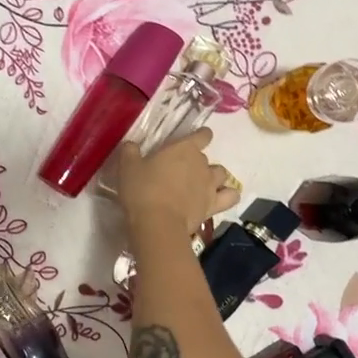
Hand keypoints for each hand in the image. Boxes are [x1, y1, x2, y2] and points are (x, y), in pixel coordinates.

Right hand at [116, 128, 240, 236]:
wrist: (156, 223)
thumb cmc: (142, 190)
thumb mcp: (127, 167)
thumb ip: (130, 152)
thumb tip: (132, 145)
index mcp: (184, 148)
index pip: (203, 134)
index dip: (200, 135)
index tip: (192, 140)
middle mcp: (202, 163)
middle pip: (206, 157)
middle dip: (196, 162)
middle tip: (179, 172)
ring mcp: (210, 185)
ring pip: (221, 174)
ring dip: (212, 177)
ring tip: (199, 185)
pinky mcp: (214, 205)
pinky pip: (230, 196)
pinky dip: (227, 195)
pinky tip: (217, 198)